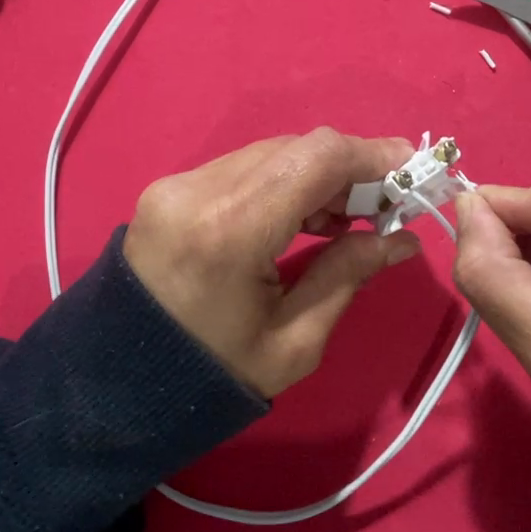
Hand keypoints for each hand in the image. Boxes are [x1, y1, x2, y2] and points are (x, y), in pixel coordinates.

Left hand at [124, 128, 421, 397]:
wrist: (119, 383)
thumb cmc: (213, 375)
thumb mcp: (293, 343)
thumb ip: (347, 276)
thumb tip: (401, 239)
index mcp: (230, 231)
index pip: (315, 158)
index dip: (371, 154)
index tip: (411, 168)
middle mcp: (198, 190)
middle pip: (294, 148)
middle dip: (348, 167)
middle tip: (383, 205)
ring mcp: (176, 184)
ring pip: (267, 153)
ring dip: (314, 174)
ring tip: (344, 218)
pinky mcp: (169, 188)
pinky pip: (240, 167)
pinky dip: (280, 181)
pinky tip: (300, 217)